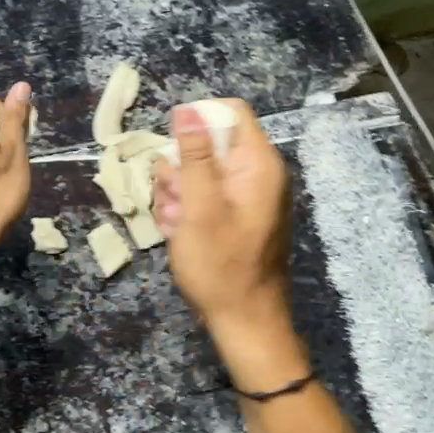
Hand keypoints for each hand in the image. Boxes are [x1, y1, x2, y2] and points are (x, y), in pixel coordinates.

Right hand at [154, 99, 301, 362]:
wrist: (244, 323)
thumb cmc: (221, 266)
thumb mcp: (200, 206)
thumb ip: (195, 155)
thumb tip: (188, 109)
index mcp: (259, 165)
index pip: (230, 112)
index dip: (198, 120)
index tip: (174, 148)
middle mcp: (258, 174)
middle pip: (209, 142)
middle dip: (181, 166)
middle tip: (174, 199)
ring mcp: (248, 197)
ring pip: (199, 171)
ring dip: (177, 191)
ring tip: (175, 222)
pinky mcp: (237, 216)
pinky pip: (204, 196)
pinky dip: (186, 209)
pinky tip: (180, 234)